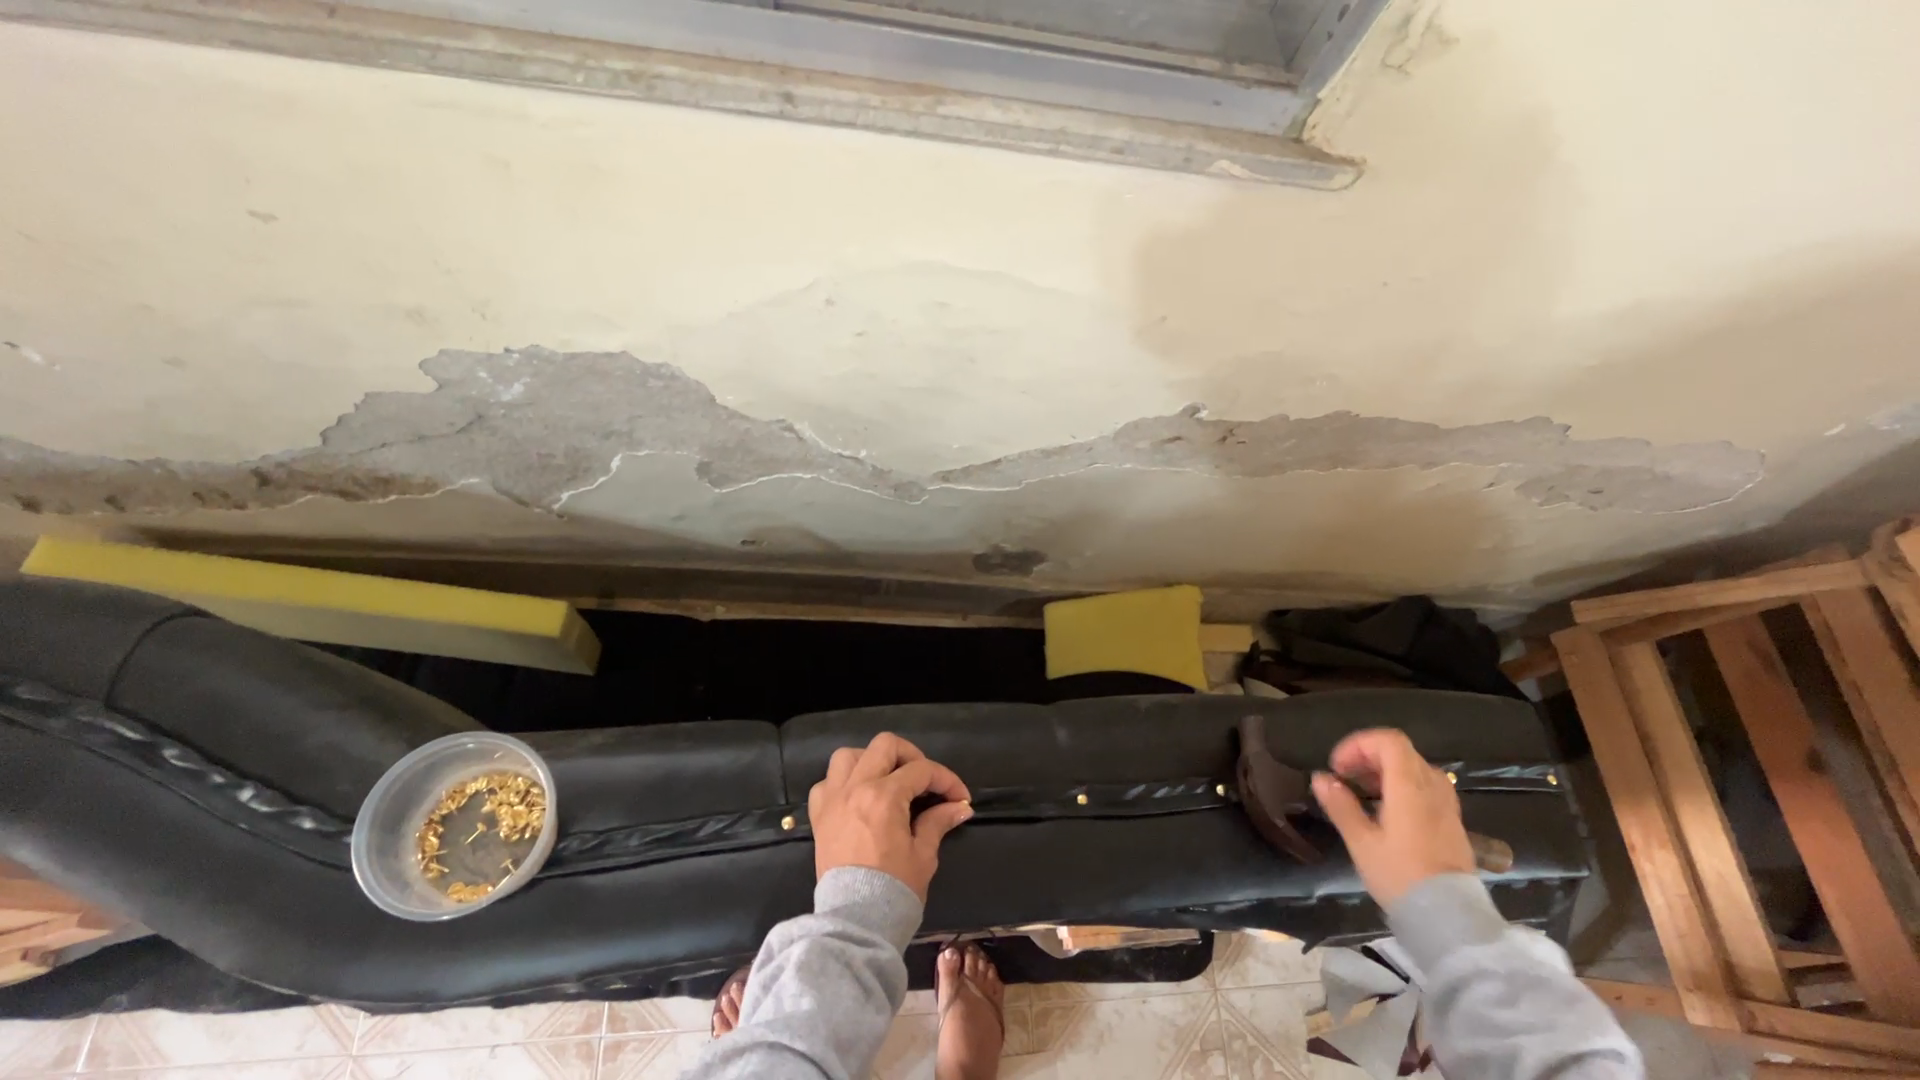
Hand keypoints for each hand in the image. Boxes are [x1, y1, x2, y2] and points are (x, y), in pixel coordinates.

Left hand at [808, 732, 972, 900]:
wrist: (855, 922)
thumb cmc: (894, 889)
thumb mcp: (924, 854)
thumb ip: (938, 822)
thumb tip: (959, 807)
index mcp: (884, 796)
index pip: (922, 771)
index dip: (946, 780)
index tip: (960, 798)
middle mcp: (855, 788)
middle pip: (885, 745)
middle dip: (912, 757)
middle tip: (925, 781)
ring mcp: (832, 800)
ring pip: (849, 756)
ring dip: (872, 761)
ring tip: (888, 781)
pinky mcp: (818, 816)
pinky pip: (826, 783)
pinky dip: (843, 782)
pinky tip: (858, 797)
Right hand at [1312, 728, 1475, 907]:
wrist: (1449, 917)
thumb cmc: (1400, 876)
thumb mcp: (1361, 842)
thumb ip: (1341, 806)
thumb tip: (1320, 778)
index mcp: (1410, 788)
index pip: (1388, 741)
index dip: (1358, 745)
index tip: (1337, 767)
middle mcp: (1433, 788)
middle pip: (1401, 752)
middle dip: (1368, 757)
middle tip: (1344, 778)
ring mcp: (1447, 805)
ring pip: (1415, 768)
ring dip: (1386, 771)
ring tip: (1364, 793)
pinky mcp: (1453, 821)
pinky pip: (1427, 787)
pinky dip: (1404, 786)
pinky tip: (1389, 810)